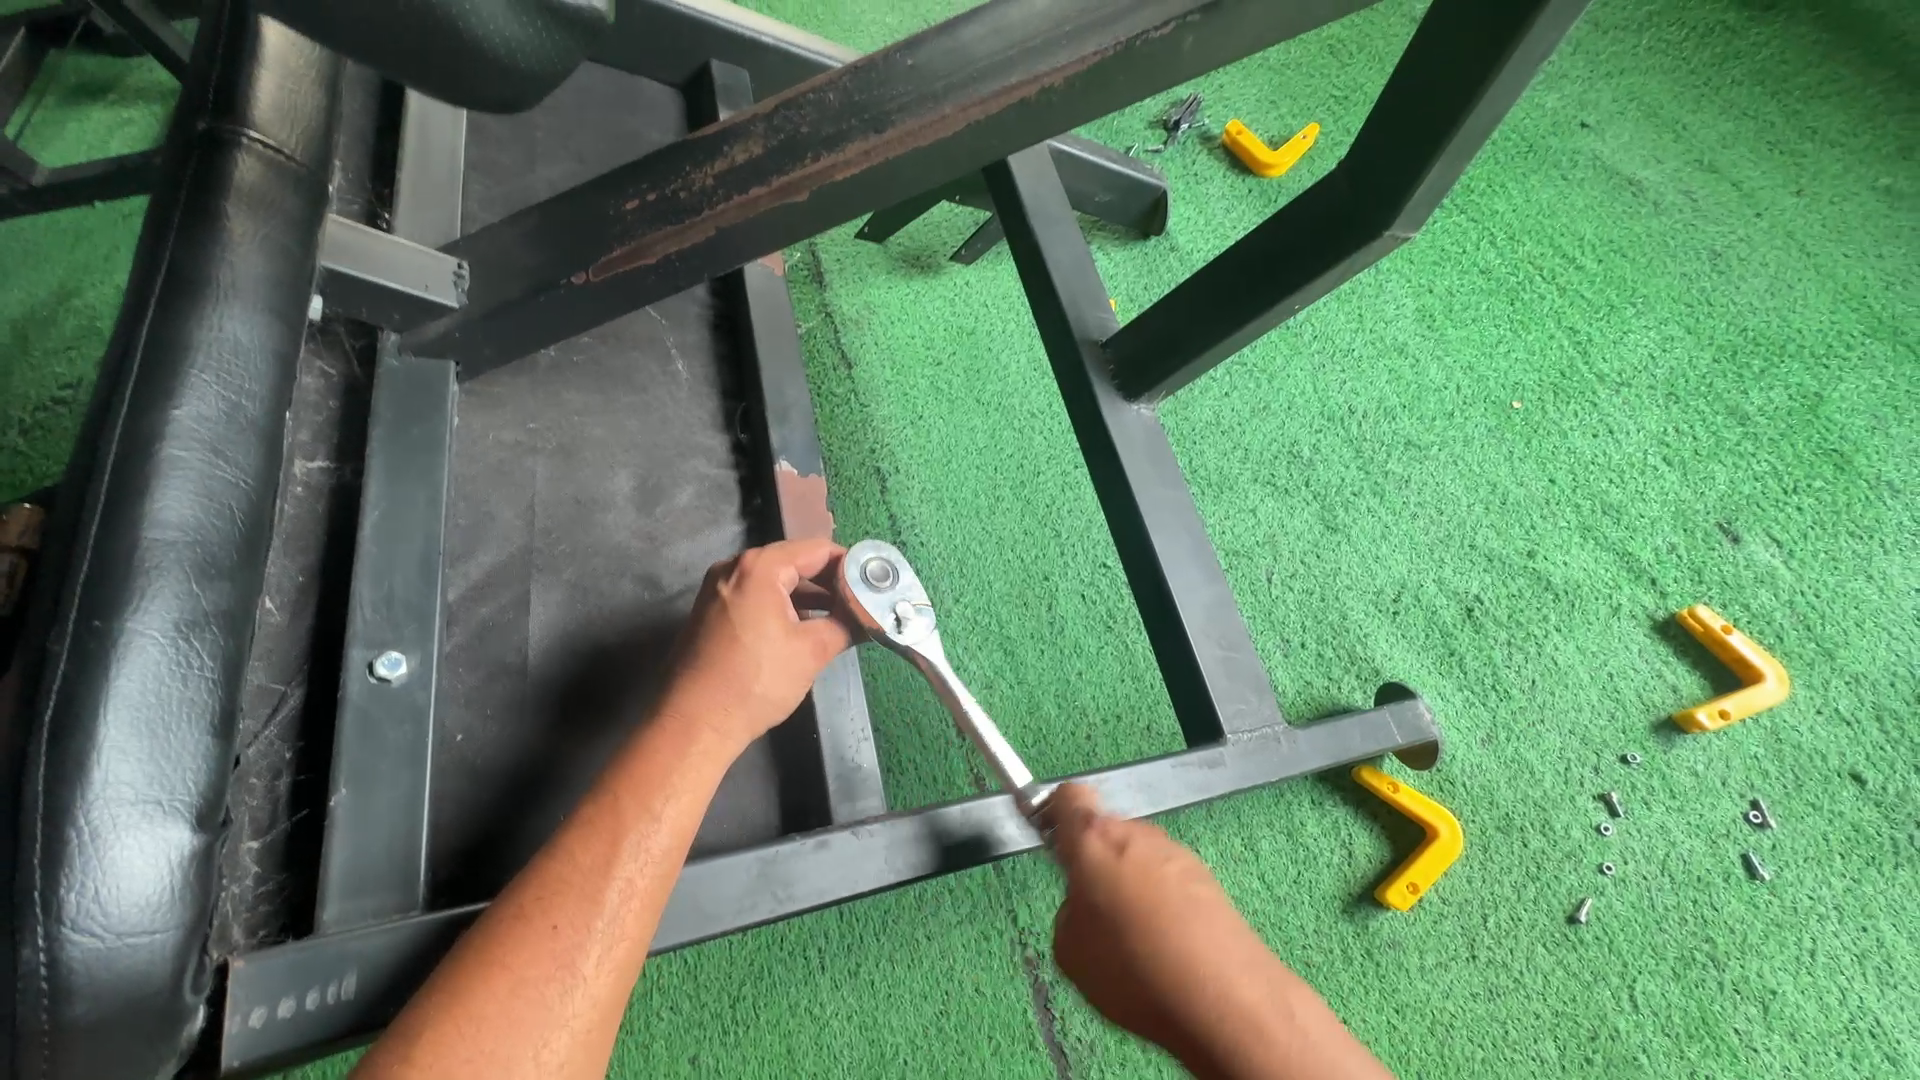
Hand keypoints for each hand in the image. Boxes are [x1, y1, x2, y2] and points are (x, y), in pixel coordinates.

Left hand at [655, 538, 852, 751]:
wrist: (693, 724)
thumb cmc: (755, 681)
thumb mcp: (812, 651)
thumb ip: (847, 623)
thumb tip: (871, 615)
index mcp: (760, 567)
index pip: (817, 549)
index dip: (851, 565)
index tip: (874, 585)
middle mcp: (734, 568)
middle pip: (795, 561)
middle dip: (831, 581)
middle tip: (862, 602)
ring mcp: (718, 589)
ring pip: (775, 581)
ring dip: (809, 596)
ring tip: (841, 617)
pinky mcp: (711, 612)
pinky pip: (757, 597)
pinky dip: (784, 606)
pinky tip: (805, 628)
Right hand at [1048, 784, 1392, 1079]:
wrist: (1227, 999)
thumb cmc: (1136, 971)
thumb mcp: (1069, 950)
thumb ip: (1068, 909)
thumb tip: (1082, 904)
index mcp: (1093, 839)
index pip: (1066, 796)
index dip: (1053, 812)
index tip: (1050, 835)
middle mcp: (1136, 833)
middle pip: (1104, 831)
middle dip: (1095, 862)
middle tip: (1093, 910)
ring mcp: (1175, 851)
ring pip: (1137, 856)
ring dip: (1129, 883)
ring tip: (1134, 938)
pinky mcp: (1206, 876)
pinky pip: (1167, 878)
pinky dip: (1160, 901)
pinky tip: (1164, 944)